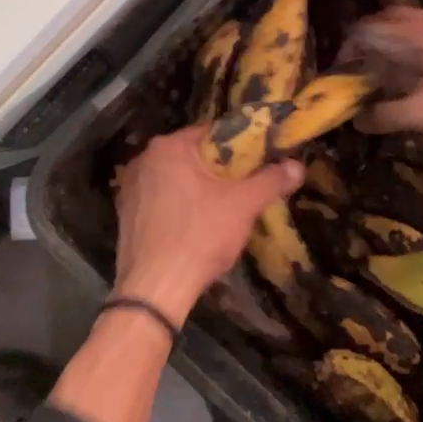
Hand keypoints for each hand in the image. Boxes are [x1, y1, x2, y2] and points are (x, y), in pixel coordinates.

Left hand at [112, 127, 304, 325]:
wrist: (155, 288)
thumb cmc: (199, 236)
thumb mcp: (243, 205)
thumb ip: (271, 181)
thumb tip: (298, 166)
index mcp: (168, 147)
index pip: (212, 133)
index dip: (238, 146)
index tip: (256, 162)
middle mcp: (143, 160)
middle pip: (192, 156)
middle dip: (217, 170)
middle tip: (242, 188)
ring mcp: (130, 188)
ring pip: (174, 179)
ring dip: (195, 189)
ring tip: (221, 209)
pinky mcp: (125, 215)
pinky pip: (159, 201)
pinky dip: (176, 207)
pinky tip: (192, 227)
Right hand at [347, 6, 422, 176]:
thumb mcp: (421, 116)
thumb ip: (385, 115)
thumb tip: (357, 121)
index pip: (375, 25)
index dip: (352, 44)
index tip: (343, 67)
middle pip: (396, 17)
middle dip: (373, 37)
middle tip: (361, 62)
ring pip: (419, 25)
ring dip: (397, 40)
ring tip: (388, 68)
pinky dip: (419, 46)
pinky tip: (421, 73)